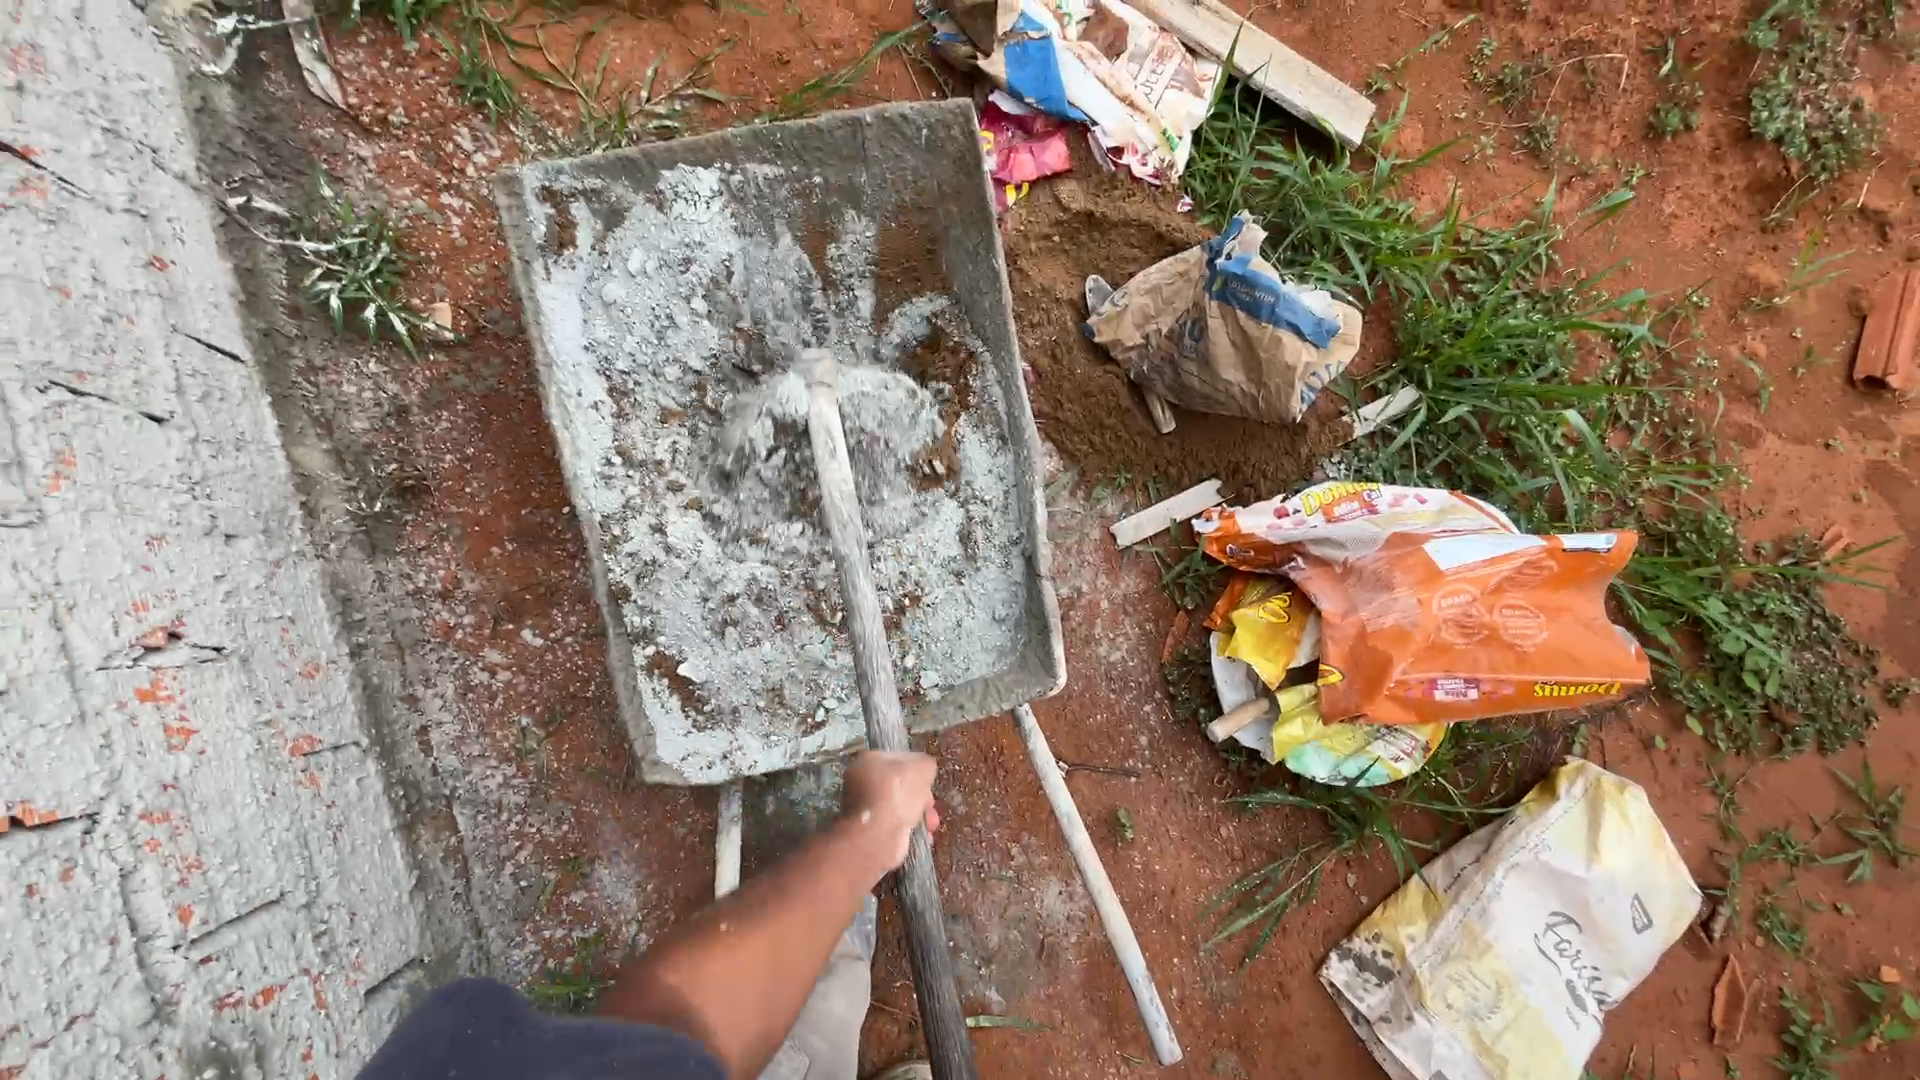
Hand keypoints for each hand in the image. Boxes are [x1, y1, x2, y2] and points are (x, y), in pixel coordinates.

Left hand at [841, 750, 939, 870]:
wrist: (878, 834)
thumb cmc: (898, 792)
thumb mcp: (923, 766)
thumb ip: (926, 764)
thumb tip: (924, 770)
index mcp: (868, 759)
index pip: (897, 761)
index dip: (917, 772)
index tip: (928, 784)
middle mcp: (860, 781)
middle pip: (900, 787)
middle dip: (920, 798)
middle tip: (930, 807)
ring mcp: (862, 808)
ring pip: (899, 809)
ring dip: (918, 816)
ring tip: (930, 826)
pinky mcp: (868, 831)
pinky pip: (894, 827)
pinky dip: (909, 831)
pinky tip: (922, 836)